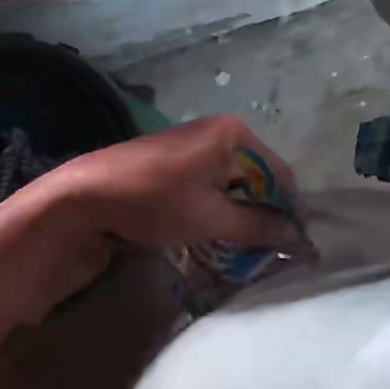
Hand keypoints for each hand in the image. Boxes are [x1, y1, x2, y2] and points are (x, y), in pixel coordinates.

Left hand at [40, 116, 311, 254]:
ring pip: (228, 188)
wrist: (84, 196)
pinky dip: (211, 214)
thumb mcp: (213, 218)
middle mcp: (215, 133)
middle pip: (254, 180)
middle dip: (259, 217)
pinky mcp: (170, 166)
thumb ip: (260, 228)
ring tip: (238, 252)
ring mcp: (190, 149)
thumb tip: (304, 243)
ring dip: (234, 220)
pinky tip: (209, 240)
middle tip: (263, 255)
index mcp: (232, 134)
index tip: (292, 249)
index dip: (287, 212)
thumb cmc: (155, 200)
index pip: (279, 174)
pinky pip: (205, 191)